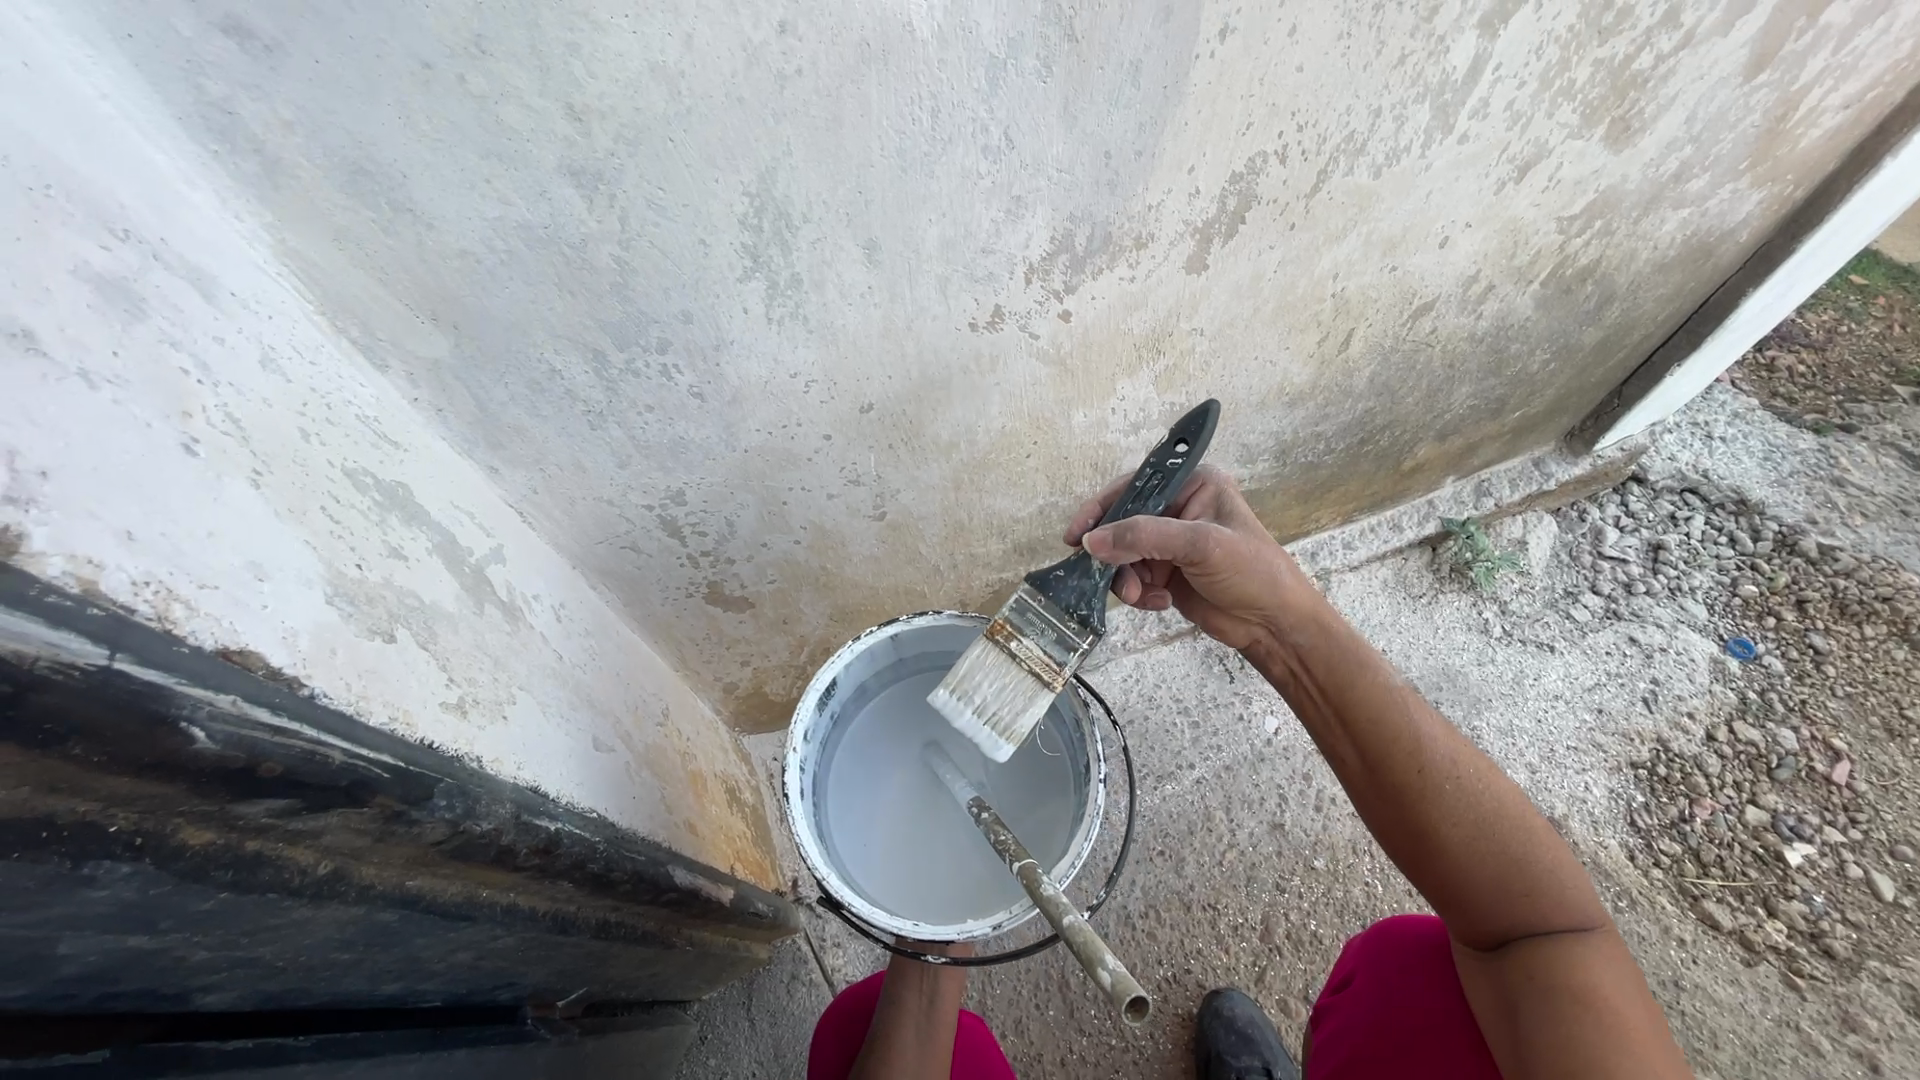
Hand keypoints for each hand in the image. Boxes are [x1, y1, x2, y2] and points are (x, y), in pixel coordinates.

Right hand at [1063, 465, 1312, 650]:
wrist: (1274, 624)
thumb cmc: (1252, 572)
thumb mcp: (1199, 545)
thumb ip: (1143, 537)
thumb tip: (1091, 542)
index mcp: (1193, 484)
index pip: (1134, 487)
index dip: (1102, 509)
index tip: (1076, 535)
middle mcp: (1178, 508)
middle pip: (1122, 523)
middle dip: (1114, 553)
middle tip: (1105, 574)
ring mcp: (1171, 542)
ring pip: (1123, 555)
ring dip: (1125, 578)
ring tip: (1141, 595)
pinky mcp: (1167, 571)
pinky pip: (1132, 577)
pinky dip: (1138, 592)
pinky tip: (1159, 602)